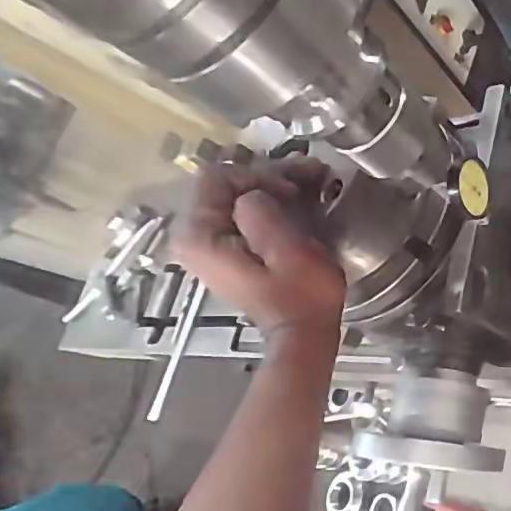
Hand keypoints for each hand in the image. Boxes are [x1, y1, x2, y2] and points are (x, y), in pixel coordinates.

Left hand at [176, 157, 345, 343]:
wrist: (304, 334)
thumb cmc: (301, 294)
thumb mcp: (287, 249)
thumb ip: (261, 211)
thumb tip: (256, 196)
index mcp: (199, 235)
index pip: (220, 178)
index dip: (261, 177)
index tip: (294, 193)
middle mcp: (195, 238)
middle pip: (229, 186)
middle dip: (271, 179)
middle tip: (313, 176)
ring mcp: (211, 247)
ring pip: (240, 198)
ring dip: (277, 188)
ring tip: (314, 183)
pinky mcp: (231, 254)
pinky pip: (246, 216)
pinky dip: (273, 205)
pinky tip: (302, 201)